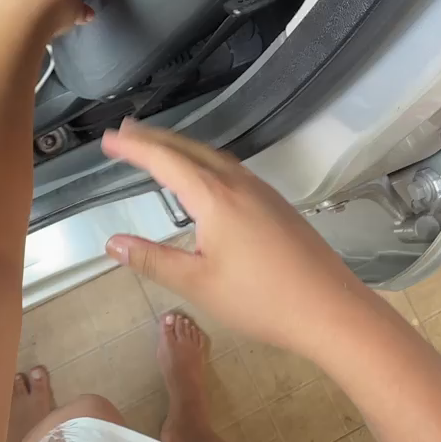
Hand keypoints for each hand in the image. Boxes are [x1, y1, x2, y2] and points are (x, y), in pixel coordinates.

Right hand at [101, 120, 386, 360]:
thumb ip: (153, 260)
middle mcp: (238, 183)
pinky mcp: (276, 204)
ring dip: (181, 147)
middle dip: (154, 138)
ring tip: (157, 147)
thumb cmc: (262, 300)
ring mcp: (261, 191)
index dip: (133, 147)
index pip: (164, 160)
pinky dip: (204, 160)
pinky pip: (231, 168)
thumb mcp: (198, 284)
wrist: (333, 310)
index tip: (107, 139)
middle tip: (125, 131)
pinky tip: (204, 176)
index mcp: (214, 197)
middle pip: (189, 149)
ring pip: (213, 156)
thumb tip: (112, 243)